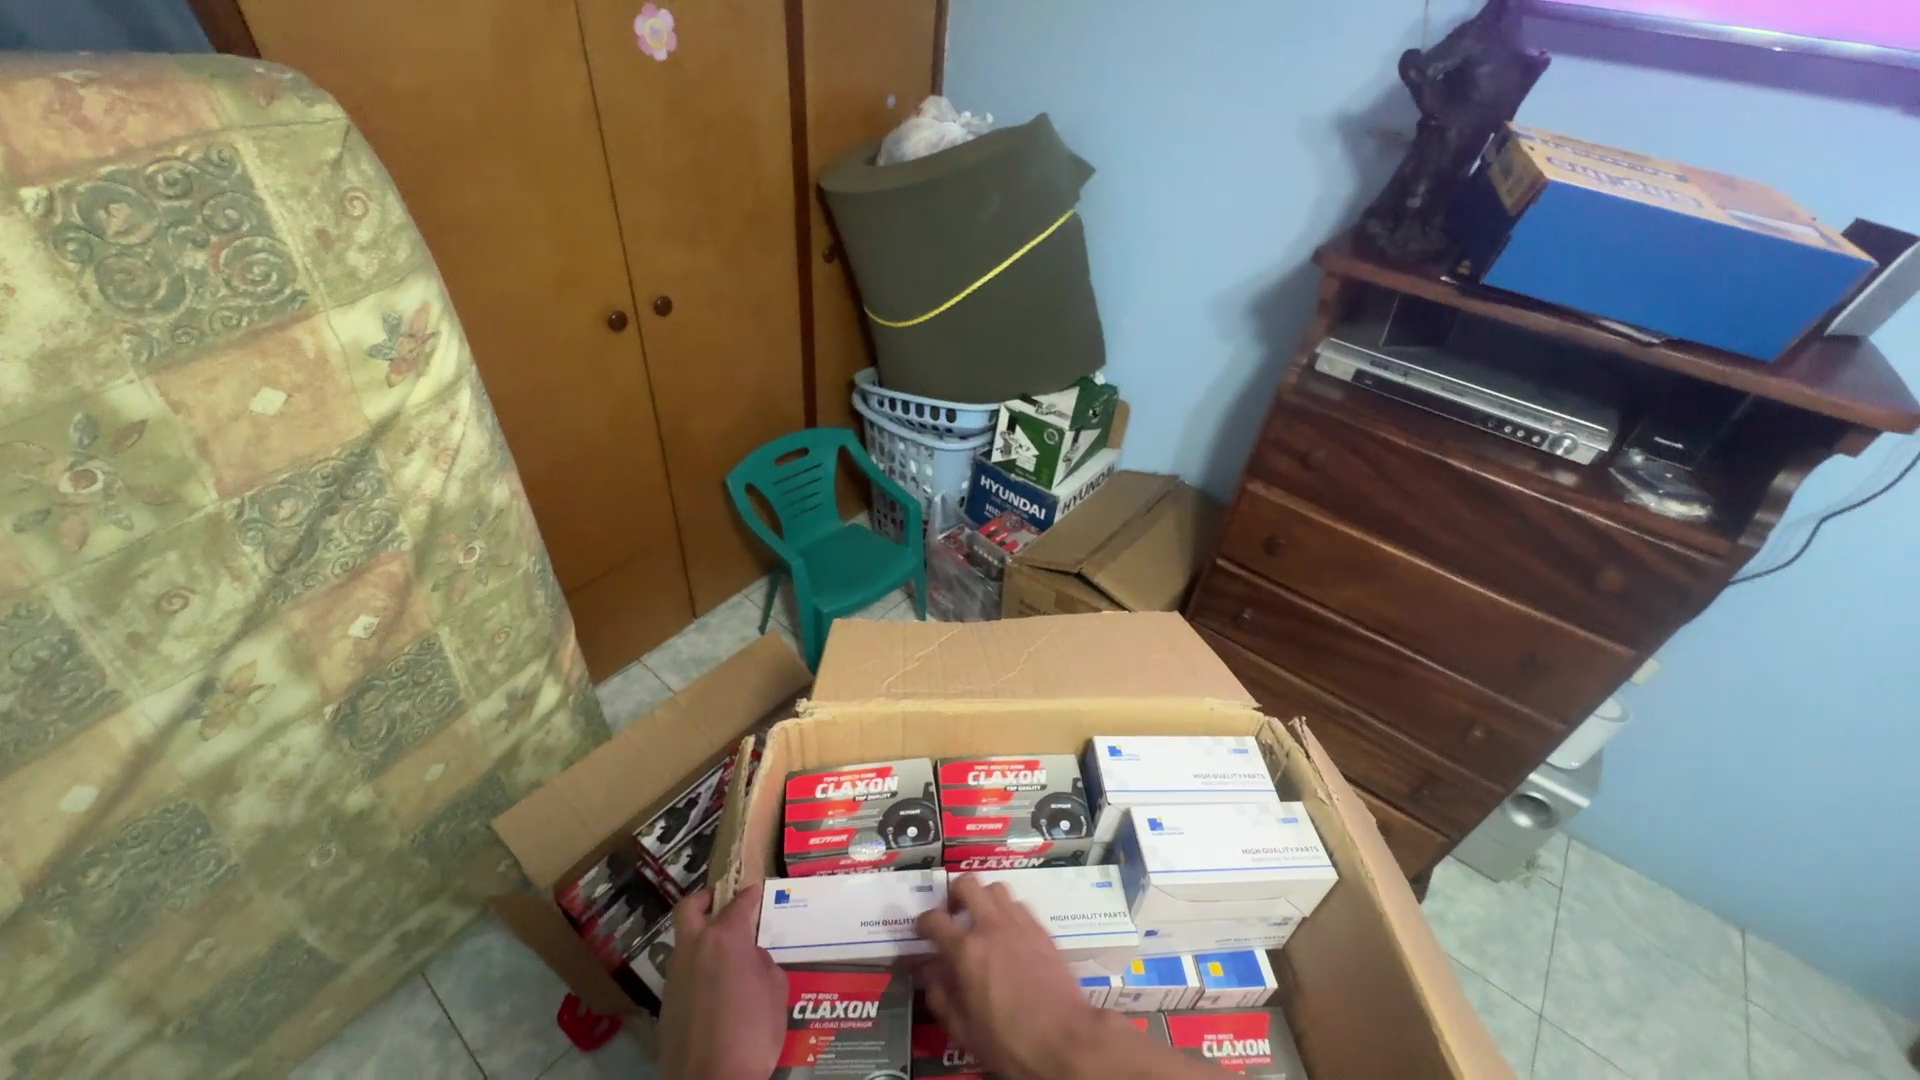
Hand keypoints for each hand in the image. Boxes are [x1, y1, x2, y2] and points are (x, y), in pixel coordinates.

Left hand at [659, 883, 787, 1079]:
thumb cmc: (753, 1030)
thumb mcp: (776, 989)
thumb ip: (762, 963)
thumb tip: (750, 960)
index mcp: (725, 938)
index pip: (739, 903)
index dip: (750, 895)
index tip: (756, 891)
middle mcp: (694, 949)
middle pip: (690, 908)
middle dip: (705, 899)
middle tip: (719, 901)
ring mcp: (675, 976)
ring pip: (683, 942)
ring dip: (699, 938)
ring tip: (723, 953)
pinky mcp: (666, 1004)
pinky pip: (682, 973)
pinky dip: (696, 970)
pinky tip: (715, 989)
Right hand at [914, 875, 1106, 1079]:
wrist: (1065, 1039)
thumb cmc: (1009, 1041)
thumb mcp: (963, 1030)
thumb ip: (941, 997)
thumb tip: (931, 974)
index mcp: (966, 951)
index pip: (934, 919)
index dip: (923, 922)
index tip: (922, 930)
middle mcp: (991, 927)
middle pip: (967, 884)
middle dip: (953, 894)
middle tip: (953, 914)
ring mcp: (1019, 924)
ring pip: (996, 888)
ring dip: (984, 899)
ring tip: (982, 920)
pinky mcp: (1042, 929)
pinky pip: (1019, 905)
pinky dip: (1008, 911)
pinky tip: (1009, 934)